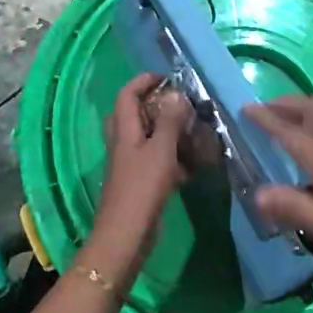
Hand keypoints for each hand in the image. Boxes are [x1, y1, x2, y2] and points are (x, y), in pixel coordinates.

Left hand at [91, 74, 191, 256]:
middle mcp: (122, 144)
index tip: (166, 78)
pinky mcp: (139, 182)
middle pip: (131, 114)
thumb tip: (176, 95)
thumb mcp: (161, 150)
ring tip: (189, 130)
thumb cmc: (143, 187)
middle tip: (177, 103)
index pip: (126, 95)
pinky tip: (190, 165)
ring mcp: (129, 164)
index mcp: (124, 131)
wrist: (127, 234)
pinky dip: (170, 157)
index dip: (143, 81)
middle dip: (152, 104)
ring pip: (144, 138)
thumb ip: (169, 121)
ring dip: (164, 131)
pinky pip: (154, 160)